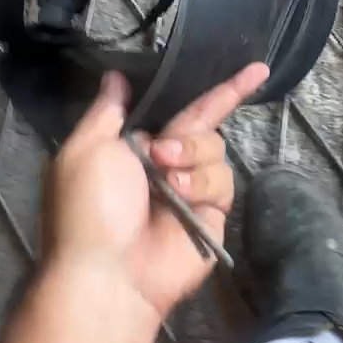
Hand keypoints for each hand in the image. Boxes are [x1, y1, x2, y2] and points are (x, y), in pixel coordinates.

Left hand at [40, 65, 269, 318]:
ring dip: (192, 157)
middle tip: (163, 152)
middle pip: (205, 121)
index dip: (218, 87)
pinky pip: (223, 180)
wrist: (110, 273)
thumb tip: (116, 75)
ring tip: (167, 180)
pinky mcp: (214, 211)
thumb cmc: (89, 207)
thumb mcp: (85, 150)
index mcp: (138, 144)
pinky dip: (201, 184)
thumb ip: (108, 110)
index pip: (181, 104)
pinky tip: (181, 198)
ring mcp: (193, 187)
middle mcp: (168, 161)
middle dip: (198, 125)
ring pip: (216, 148)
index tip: (256, 68)